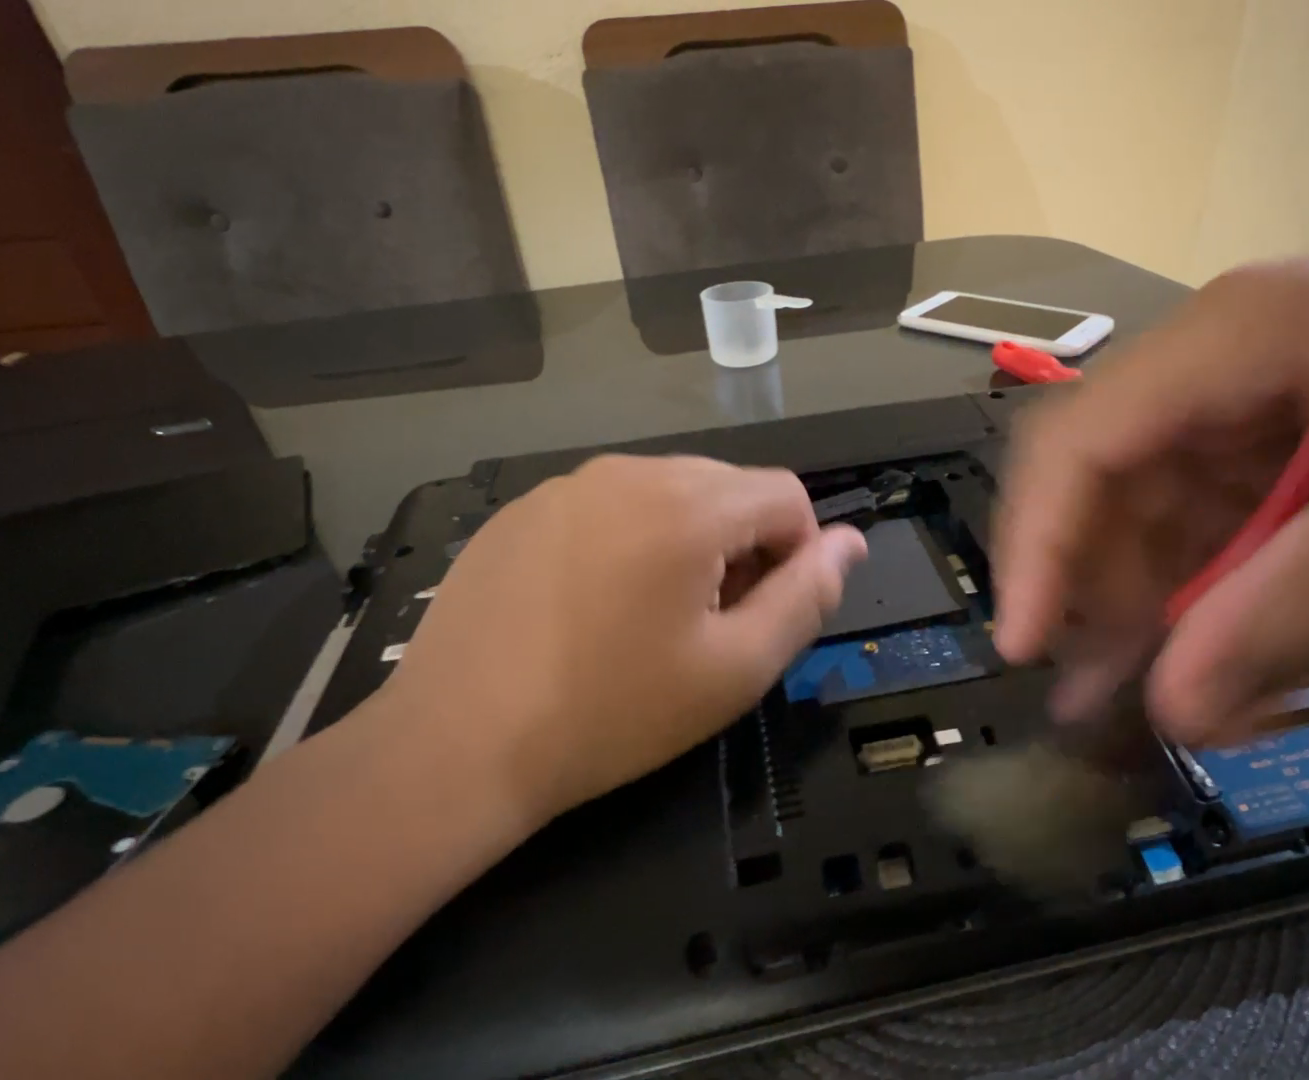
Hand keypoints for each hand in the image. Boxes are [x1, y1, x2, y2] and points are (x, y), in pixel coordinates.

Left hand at [375, 455, 866, 823]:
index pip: (785, 494)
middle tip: (710, 624)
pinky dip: (626, 542)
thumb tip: (850, 544)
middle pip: (725, 487)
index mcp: (686, 505)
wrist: (458, 746)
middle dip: (742, 545)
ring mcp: (564, 487)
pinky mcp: (519, 510)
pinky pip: (604, 507)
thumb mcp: (735, 669)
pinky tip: (592, 608)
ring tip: (650, 619)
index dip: (798, 553)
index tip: (764, 613)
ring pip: (665, 493)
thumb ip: (807, 598)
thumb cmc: (614, 714)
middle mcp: (626, 472)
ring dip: (685, 542)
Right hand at [996, 218, 1308, 744]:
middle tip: (1106, 703)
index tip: (1024, 646)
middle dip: (1096, 597)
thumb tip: (1178, 709)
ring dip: (1150, 617)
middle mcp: (1203, 369)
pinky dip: (1207, 607)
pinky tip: (1230, 663)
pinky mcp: (1257, 450)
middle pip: (1098, 488)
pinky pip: (1200, 536)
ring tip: (1178, 704)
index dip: (1036, 544)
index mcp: (1230, 336)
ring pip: (1142, 522)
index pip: (1079, 439)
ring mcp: (1227, 410)